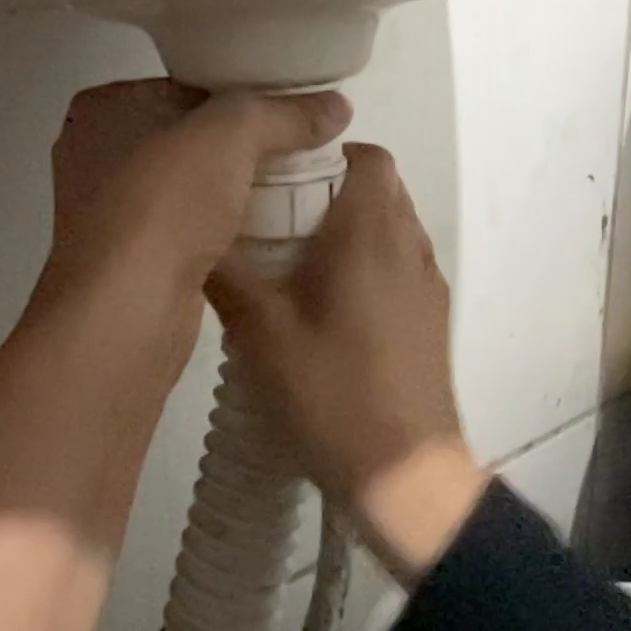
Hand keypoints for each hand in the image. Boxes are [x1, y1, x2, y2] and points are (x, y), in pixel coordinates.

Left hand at [32, 80, 352, 348]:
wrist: (129, 312)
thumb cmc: (165, 204)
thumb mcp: (231, 134)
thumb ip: (285, 113)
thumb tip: (338, 106)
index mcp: (104, 110)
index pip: (185, 84)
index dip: (238, 93)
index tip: (287, 106)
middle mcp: (97, 154)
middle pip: (192, 135)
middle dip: (245, 143)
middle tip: (300, 145)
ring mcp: (112, 210)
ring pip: (194, 184)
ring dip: (238, 186)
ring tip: (297, 183)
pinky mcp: (134, 257)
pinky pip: (193, 225)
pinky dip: (226, 224)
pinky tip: (269, 225)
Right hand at [206, 143, 486, 584]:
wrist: (407, 476)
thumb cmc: (332, 393)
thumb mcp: (261, 334)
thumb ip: (227, 275)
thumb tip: (198, 233)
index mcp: (371, 234)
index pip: (368, 157)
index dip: (328, 153)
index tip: (283, 177)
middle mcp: (409, 246)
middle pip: (380, 187)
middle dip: (332, 190)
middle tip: (279, 220)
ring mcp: (428, 284)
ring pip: (392, 226)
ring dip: (352, 227)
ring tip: (299, 263)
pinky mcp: (433, 318)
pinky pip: (401, 263)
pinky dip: (370, 261)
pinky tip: (331, 309)